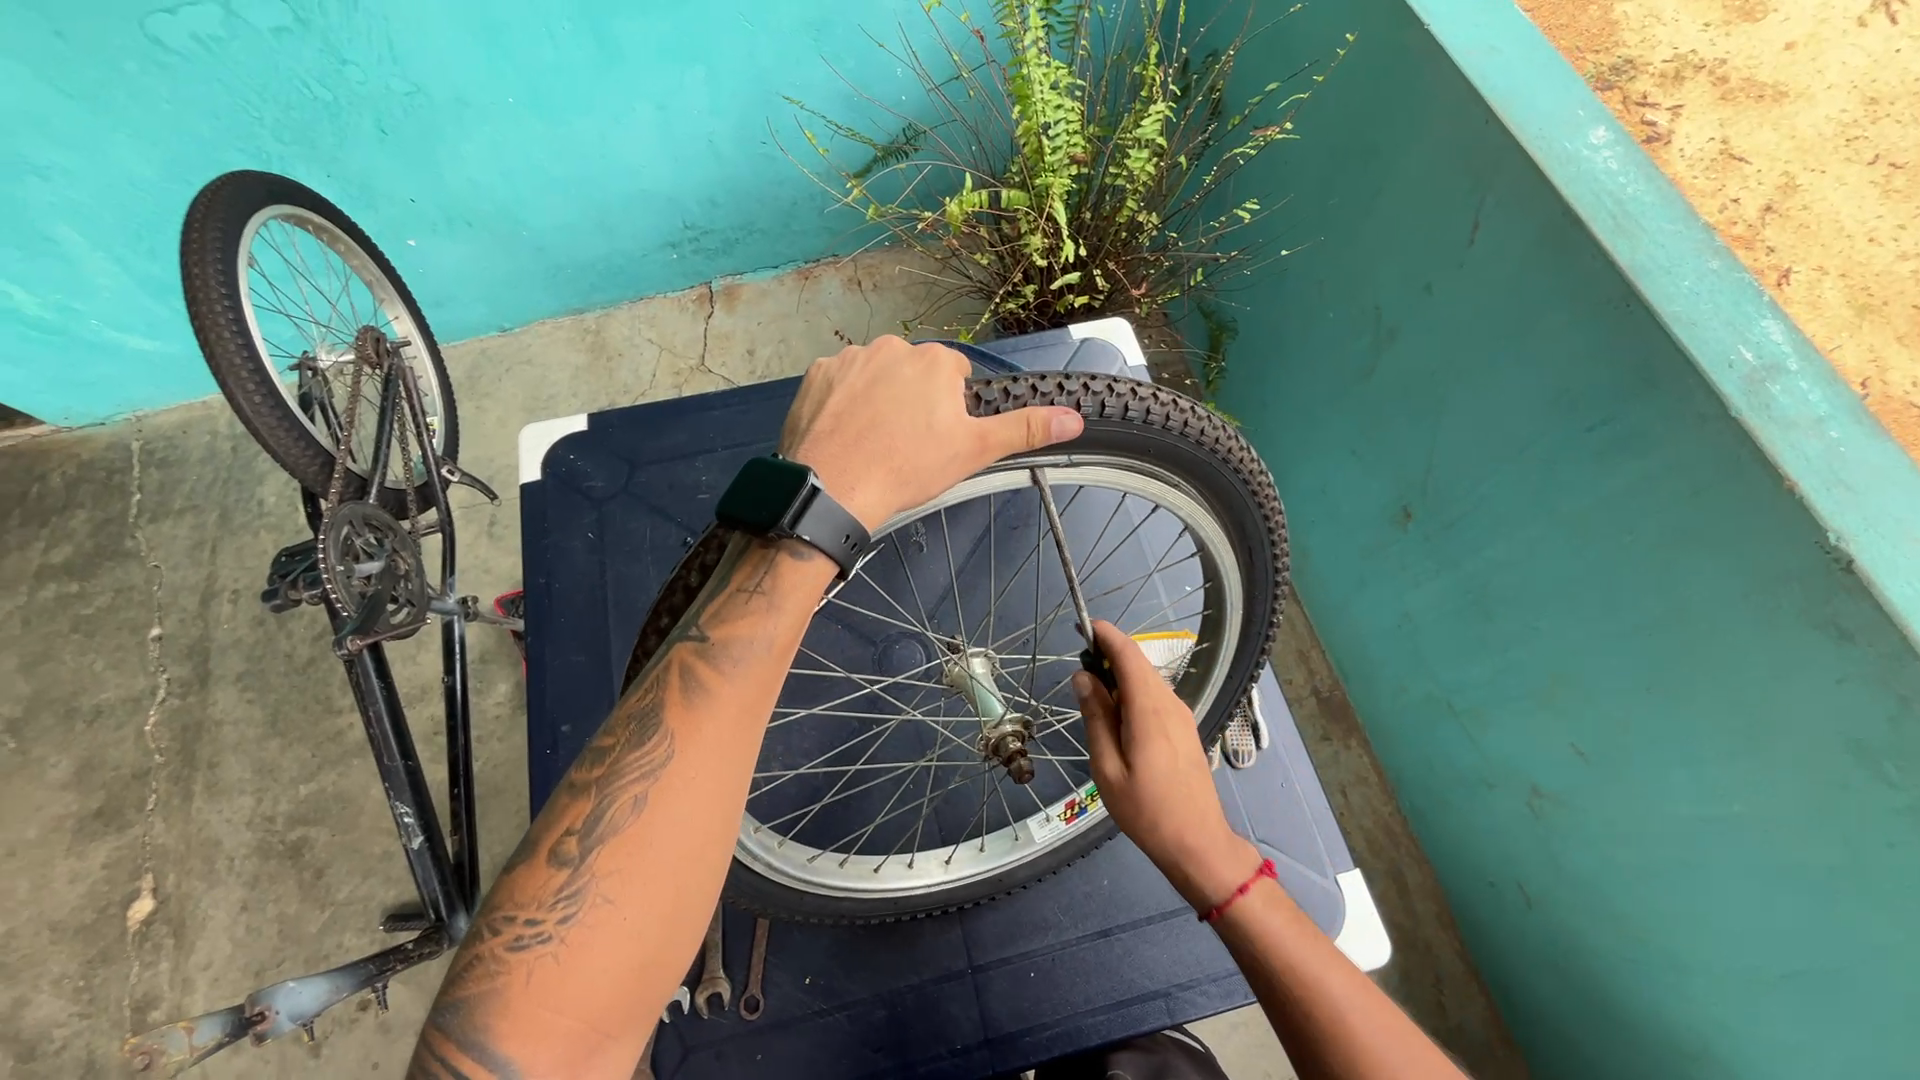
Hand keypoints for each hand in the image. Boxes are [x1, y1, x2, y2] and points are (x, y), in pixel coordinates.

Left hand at [778, 336, 1083, 528]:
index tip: (938, 437)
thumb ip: (1023, 429)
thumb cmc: (907, 468)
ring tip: (874, 443)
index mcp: (935, 361)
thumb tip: (1073, 417)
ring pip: (876, 377)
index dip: (950, 409)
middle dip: (914, 401)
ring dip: (879, 400)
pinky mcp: (817, 375)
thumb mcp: (974, 451)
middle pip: (914, 372)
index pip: (954, 375)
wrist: (834, 487)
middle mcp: (893, 347)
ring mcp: (850, 359)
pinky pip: (840, 384)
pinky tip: (846, 434)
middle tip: (906, 444)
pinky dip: (844, 404)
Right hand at [1075, 621, 1263, 911]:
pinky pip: (1156, 698)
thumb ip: (1096, 718)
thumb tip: (1084, 677)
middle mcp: (1170, 704)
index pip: (1129, 656)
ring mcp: (1182, 716)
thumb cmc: (1146, 811)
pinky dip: (1133, 693)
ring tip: (1092, 695)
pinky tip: (1117, 715)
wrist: (1197, 842)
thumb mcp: (1107, 768)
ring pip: (1148, 681)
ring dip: (1120, 677)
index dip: (1107, 636)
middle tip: (1079, 668)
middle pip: (1139, 665)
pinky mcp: (1185, 729)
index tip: (1083, 627)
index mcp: (1149, 711)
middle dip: (1109, 656)